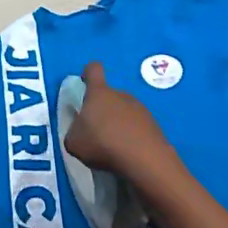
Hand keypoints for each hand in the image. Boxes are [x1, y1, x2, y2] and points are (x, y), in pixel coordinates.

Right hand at [61, 61, 180, 183]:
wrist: (143, 158)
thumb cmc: (102, 143)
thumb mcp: (73, 142)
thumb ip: (74, 130)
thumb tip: (80, 129)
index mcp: (99, 93)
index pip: (94, 69)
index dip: (88, 73)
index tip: (85, 83)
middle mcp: (121, 94)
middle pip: (109, 95)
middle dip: (102, 109)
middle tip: (95, 131)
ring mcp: (140, 108)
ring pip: (124, 111)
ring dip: (118, 123)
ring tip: (113, 145)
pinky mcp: (153, 124)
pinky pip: (137, 125)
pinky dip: (131, 135)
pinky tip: (127, 152)